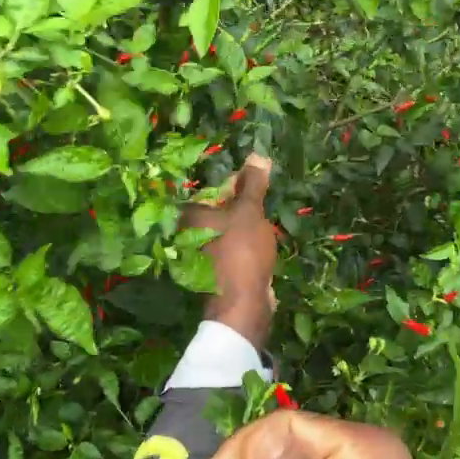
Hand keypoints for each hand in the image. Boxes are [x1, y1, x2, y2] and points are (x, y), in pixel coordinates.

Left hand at [181, 153, 276, 347]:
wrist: (242, 303)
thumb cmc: (242, 250)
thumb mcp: (250, 211)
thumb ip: (253, 184)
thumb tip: (257, 155)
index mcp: (192, 213)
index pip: (216, 186)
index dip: (240, 181)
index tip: (260, 179)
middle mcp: (191, 231)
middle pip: (222, 207)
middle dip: (244, 204)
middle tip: (266, 200)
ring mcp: (203, 252)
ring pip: (229, 228)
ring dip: (247, 224)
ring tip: (267, 221)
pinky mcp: (217, 268)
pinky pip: (233, 246)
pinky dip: (246, 242)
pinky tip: (262, 243)